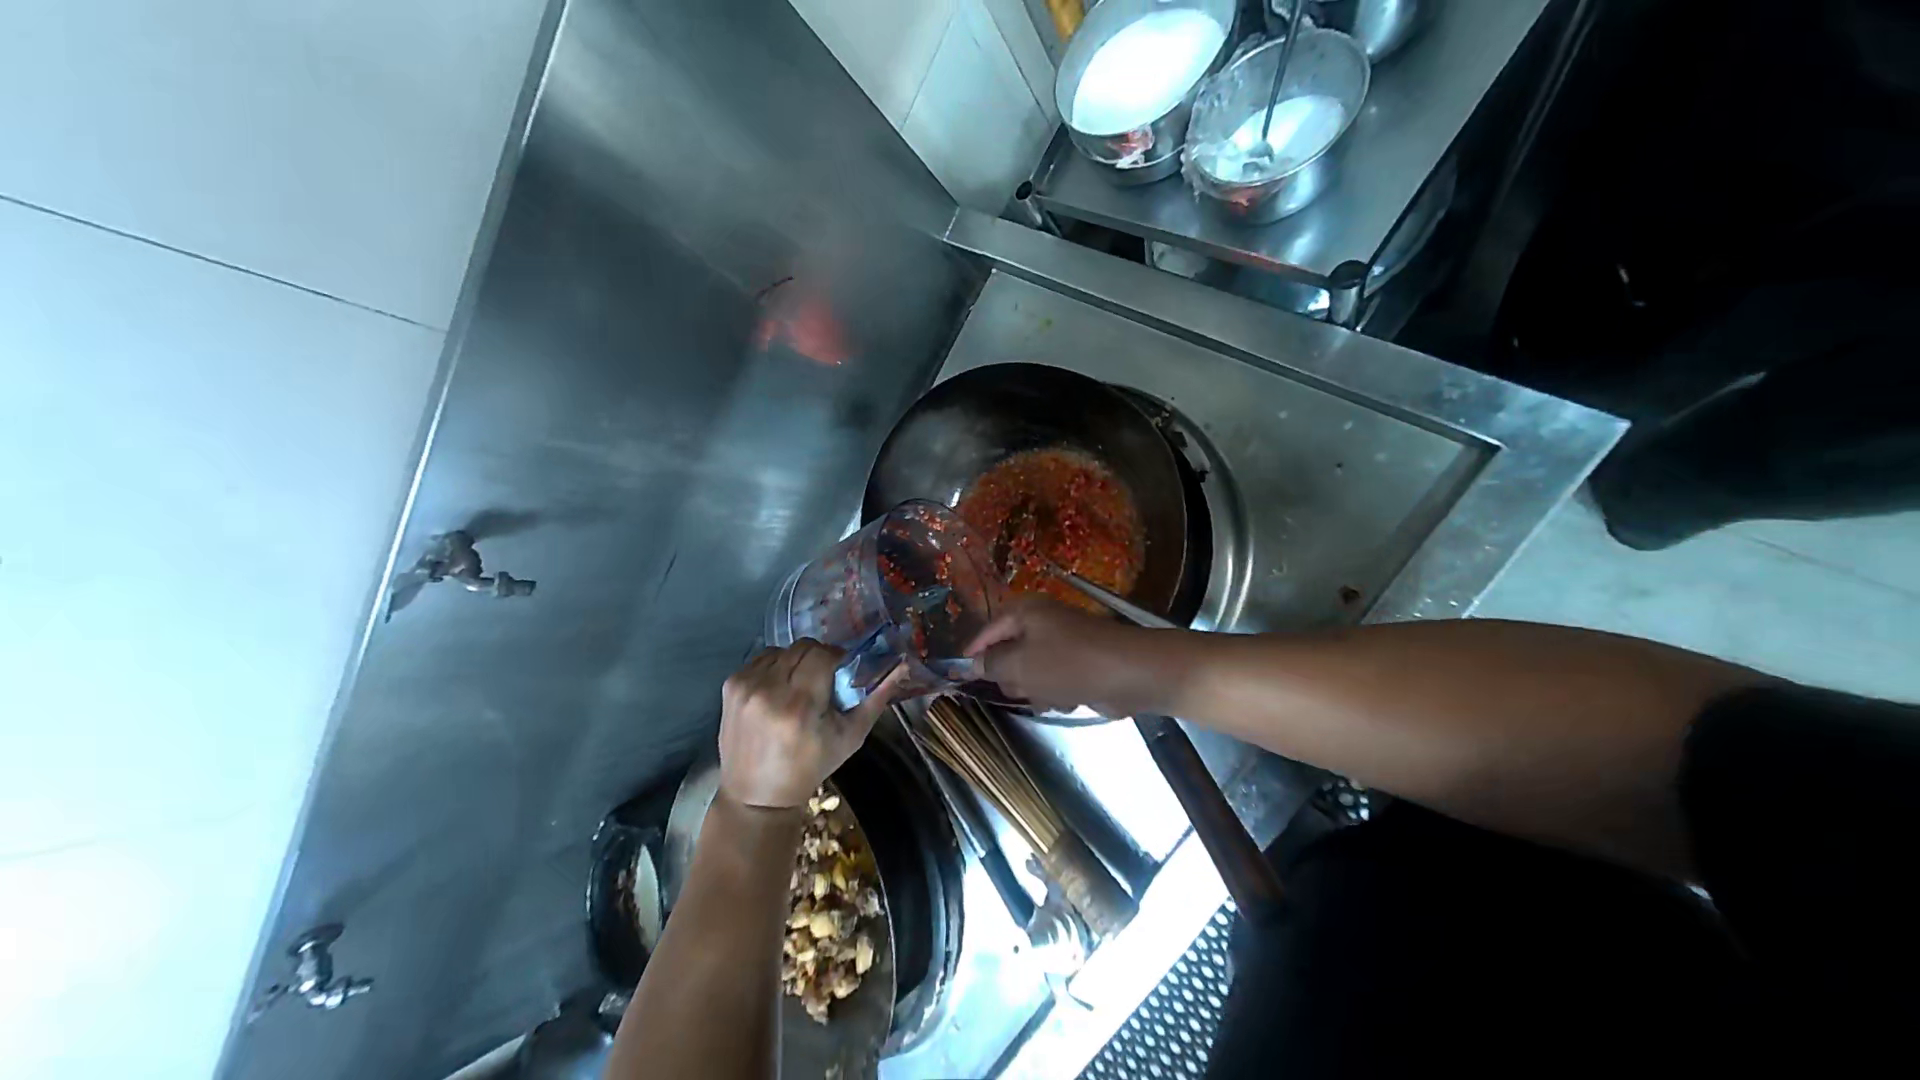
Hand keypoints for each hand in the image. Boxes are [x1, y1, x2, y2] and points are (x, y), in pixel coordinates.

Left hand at [718, 640, 904, 808]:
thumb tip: (900, 667)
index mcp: (799, 705)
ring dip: (796, 661)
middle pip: (802, 647)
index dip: (836, 658)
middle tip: (824, 678)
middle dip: (818, 658)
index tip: (842, 671)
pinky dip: (775, 668)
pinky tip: (779, 690)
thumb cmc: (810, 768)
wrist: (757, 795)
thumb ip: (875, 699)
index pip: (822, 654)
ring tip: (799, 686)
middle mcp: (769, 690)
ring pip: (781, 650)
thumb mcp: (850, 738)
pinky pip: (761, 660)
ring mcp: (745, 687)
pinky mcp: (730, 687)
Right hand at [966, 595, 1166, 716]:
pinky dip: (1057, 692)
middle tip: (1023, 685)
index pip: (986, 632)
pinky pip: (1052, 681)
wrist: (1133, 673)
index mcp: (1024, 612)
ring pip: (1030, 673)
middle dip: (1013, 676)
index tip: (957, 679)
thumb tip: (971, 663)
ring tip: (1053, 693)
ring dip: (1037, 689)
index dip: (972, 655)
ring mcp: (1061, 643)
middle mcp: (1041, 622)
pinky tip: (1070, 698)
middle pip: (1007, 654)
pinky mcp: (1078, 664)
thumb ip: (990, 664)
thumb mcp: (1020, 664)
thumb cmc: (1070, 663)